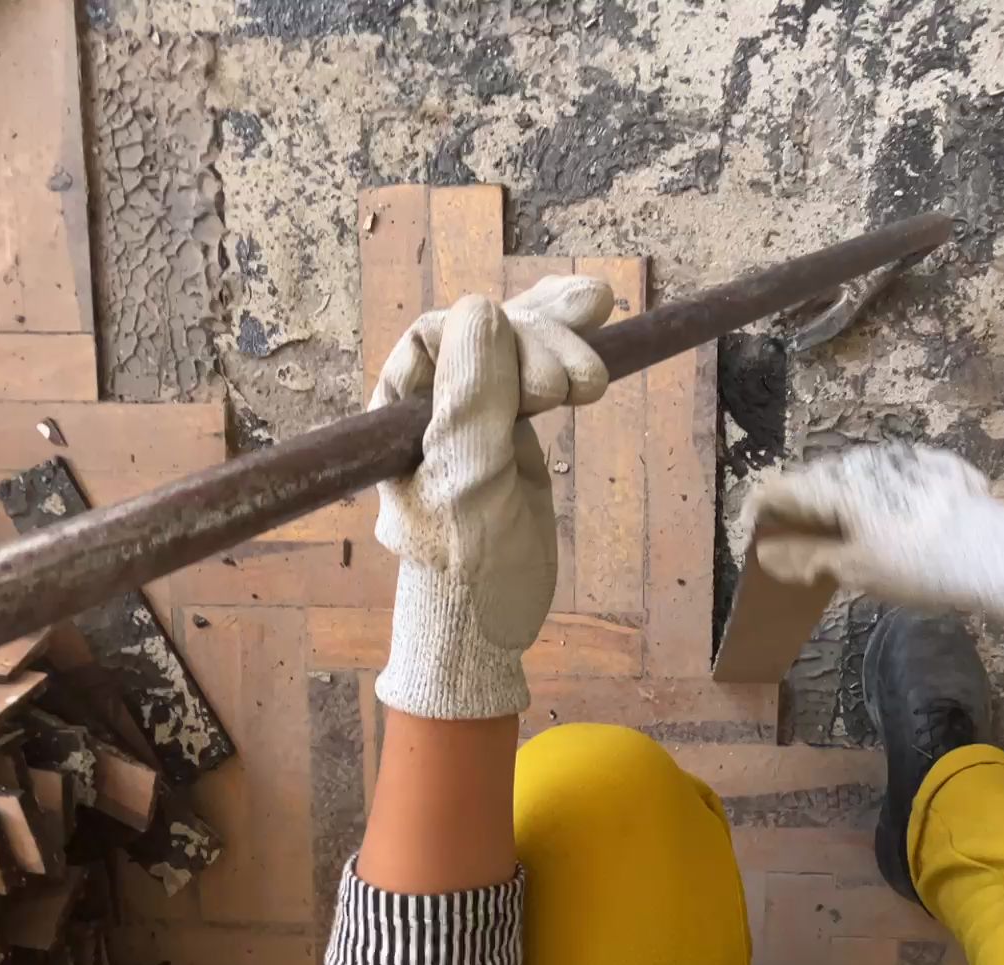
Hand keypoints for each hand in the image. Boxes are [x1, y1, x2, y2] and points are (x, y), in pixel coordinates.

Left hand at [370, 276, 613, 717]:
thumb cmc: (470, 566)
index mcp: (401, 417)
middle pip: (485, 339)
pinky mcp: (512, 432)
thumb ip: (473, 401)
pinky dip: (565, 347)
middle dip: (540, 342)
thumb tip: (483, 308)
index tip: (548, 385)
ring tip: (602, 305)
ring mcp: (477, 417)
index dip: (496, 343)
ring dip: (559, 330)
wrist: (494, 620)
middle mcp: (434, 408)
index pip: (439, 340)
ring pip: (514, 348)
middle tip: (586, 383)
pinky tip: (595, 315)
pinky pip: (535, 375)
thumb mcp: (471, 485)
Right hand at [745, 444, 1003, 654]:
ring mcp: (899, 459)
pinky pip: (887, 480)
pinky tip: (892, 530)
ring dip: (838, 507)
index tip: (753, 538)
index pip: (777, 489)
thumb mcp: (854, 570)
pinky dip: (875, 503)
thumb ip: (805, 557)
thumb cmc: (918, 565)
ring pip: (852, 480)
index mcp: (835, 484)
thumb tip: (766, 552)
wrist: (1002, 553)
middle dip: (799, 512)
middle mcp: (861, 462)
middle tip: (799, 548)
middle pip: (814, 482)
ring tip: (846, 542)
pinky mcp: (931, 466)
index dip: (757, 513)